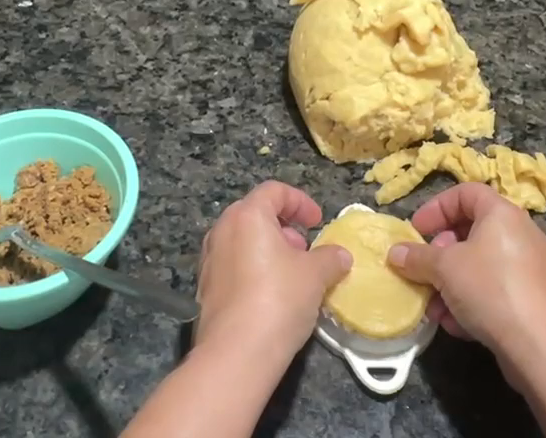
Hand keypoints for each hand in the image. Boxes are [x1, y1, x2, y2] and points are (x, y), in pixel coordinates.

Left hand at [194, 181, 352, 368]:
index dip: (300, 201)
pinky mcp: (205, 288)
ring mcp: (210, 259)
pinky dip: (253, 269)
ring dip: (268, 249)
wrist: (236, 354)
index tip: (317, 222)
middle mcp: (222, 230)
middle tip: (304, 250)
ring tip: (291, 274)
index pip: (274, 191)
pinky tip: (271, 296)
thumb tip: (341, 256)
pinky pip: (233, 265)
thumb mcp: (315, 276)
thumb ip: (330, 259)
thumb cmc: (278, 300)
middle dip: (284, 227)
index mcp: (247, 216)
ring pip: (242, 240)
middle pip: (255, 214)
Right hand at [388, 183, 545, 368]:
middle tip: (425, 271)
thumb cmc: (491, 289)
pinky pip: (496, 290)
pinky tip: (457, 325)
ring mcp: (531, 268)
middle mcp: (521, 234)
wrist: (544, 349)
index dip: (436, 207)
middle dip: (441, 254)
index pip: (465, 192)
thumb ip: (417, 257)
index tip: (417, 230)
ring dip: (452, 284)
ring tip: (434, 308)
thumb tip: (395, 253)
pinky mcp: (535, 300)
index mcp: (502, 214)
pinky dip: (473, 302)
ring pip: (481, 266)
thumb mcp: (444, 269)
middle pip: (472, 231)